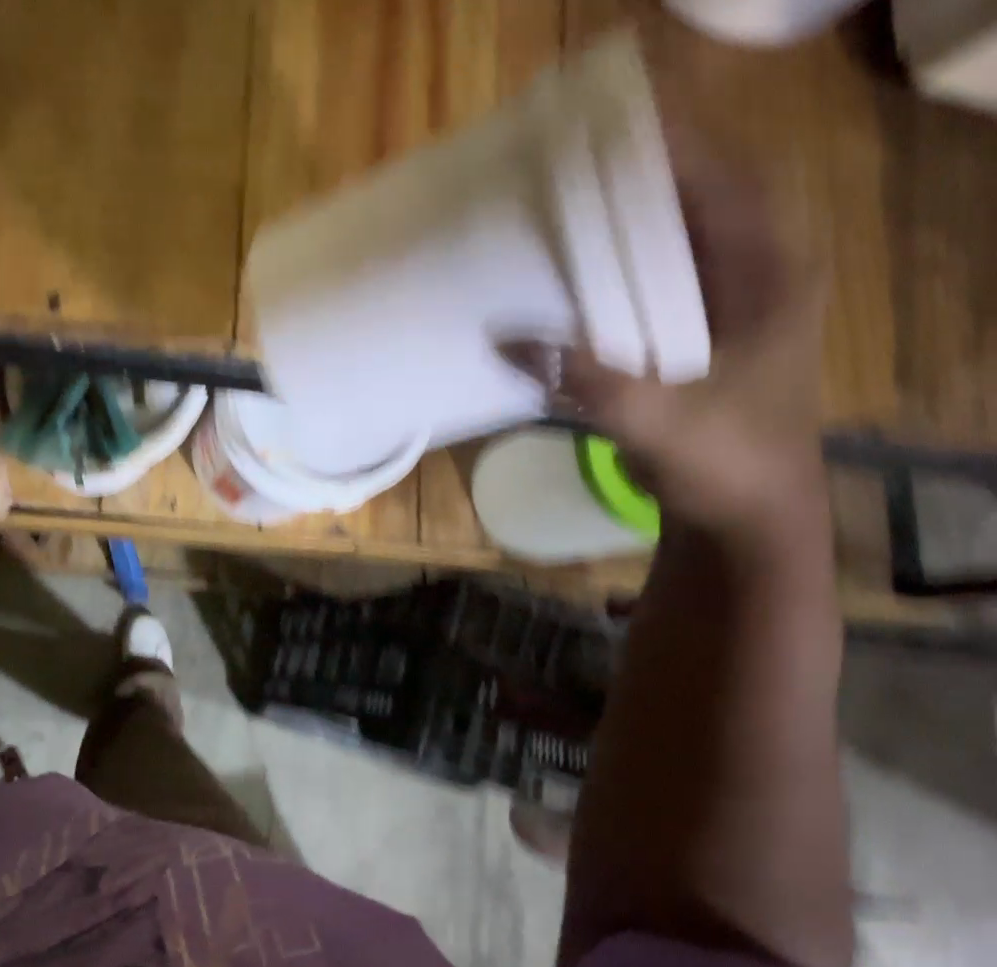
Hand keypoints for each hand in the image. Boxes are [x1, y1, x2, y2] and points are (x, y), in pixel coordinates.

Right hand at [504, 141, 829, 548]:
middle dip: (628, 190)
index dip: (673, 157)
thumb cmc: (728, 464)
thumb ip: (589, 379)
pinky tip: (553, 284)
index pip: (727, 191)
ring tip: (547, 218)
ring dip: (610, 236)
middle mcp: (748, 284)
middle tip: (558, 175)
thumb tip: (503, 339)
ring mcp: (716, 314)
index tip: (603, 139)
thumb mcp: (659, 420)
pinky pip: (640, 293)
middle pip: (689, 212)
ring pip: (662, 252)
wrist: (744, 522)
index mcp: (768, 283)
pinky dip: (602, 282)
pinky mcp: (685, 343)